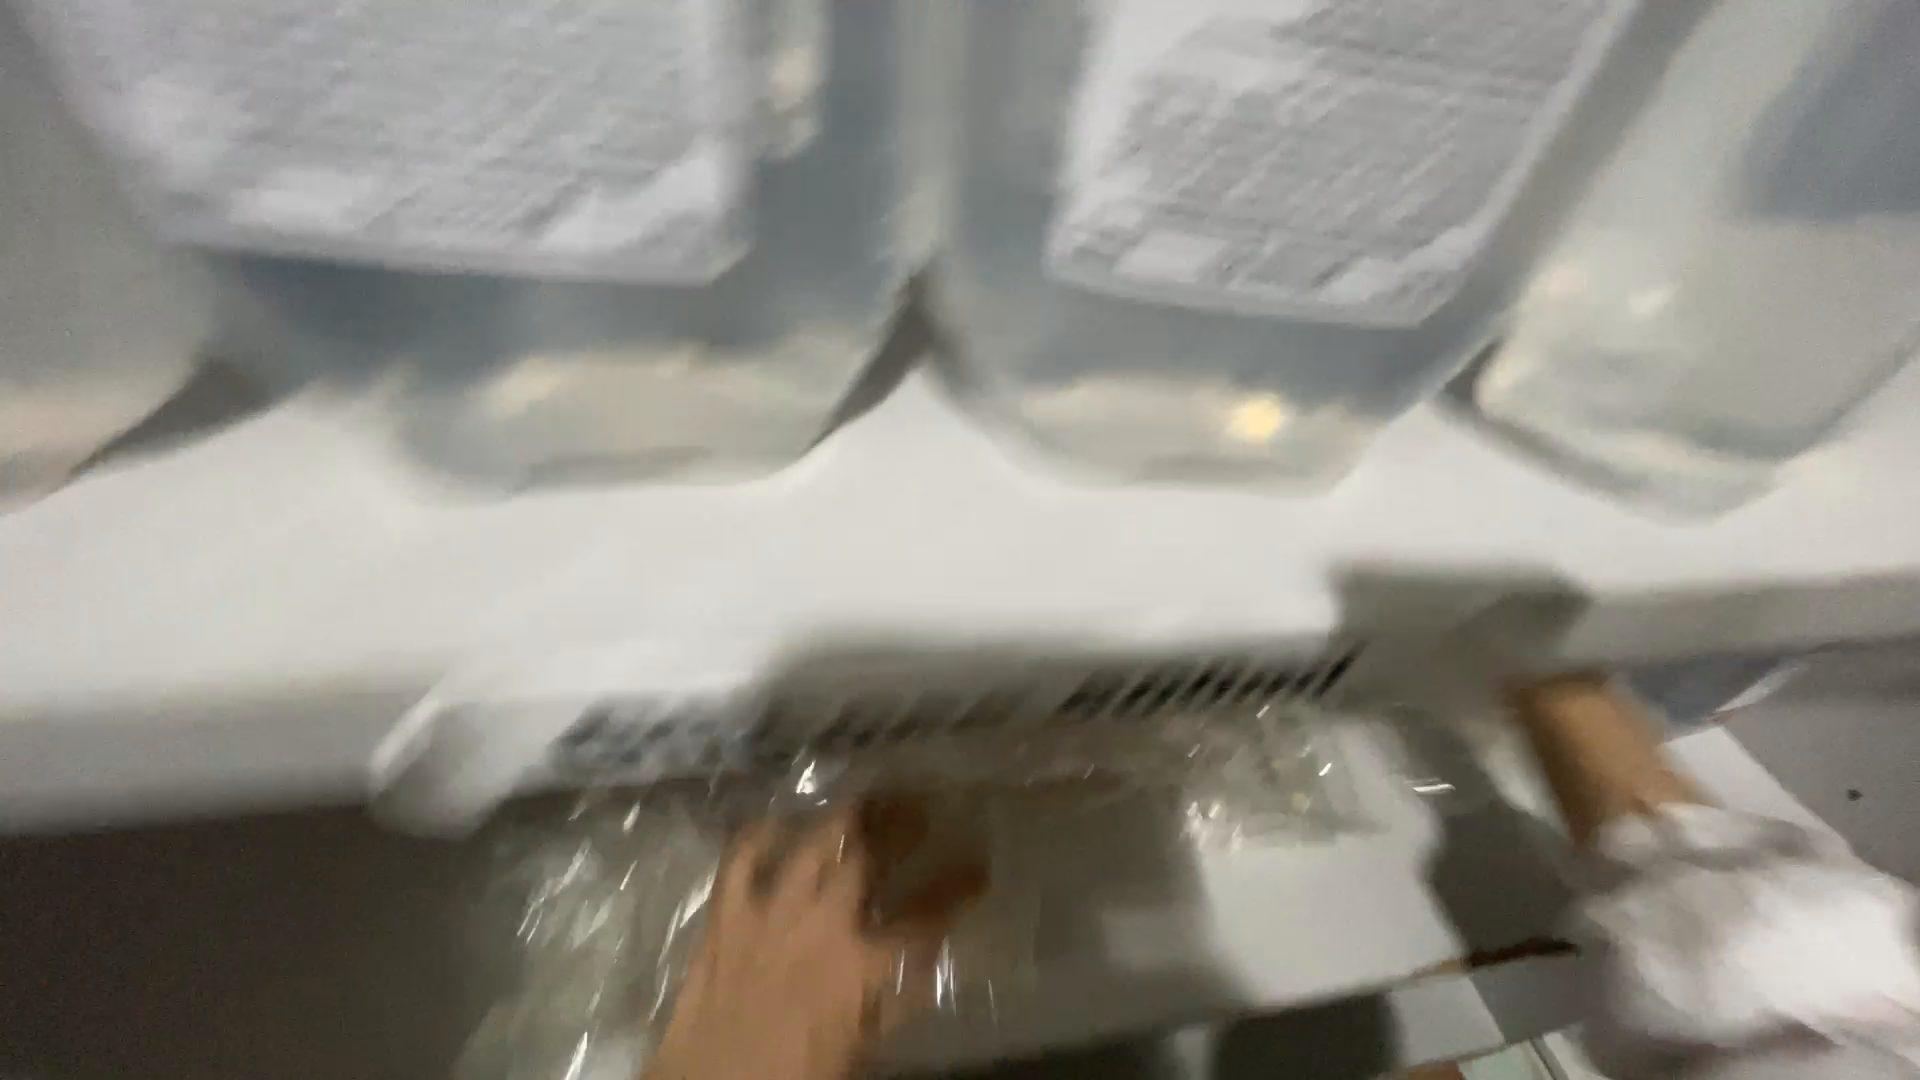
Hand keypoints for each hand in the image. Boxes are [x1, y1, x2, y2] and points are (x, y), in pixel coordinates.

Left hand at [648, 808, 966, 1079]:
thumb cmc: (794, 1071)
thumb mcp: (861, 1042)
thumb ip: (895, 996)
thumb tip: (927, 953)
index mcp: (860, 967)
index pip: (926, 916)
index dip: (958, 887)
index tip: (979, 867)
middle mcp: (820, 924)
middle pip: (869, 856)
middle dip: (901, 825)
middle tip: (919, 809)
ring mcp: (770, 911)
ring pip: (813, 842)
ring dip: (843, 817)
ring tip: (863, 803)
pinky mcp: (727, 912)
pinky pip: (743, 855)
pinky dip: (762, 833)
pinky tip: (780, 822)